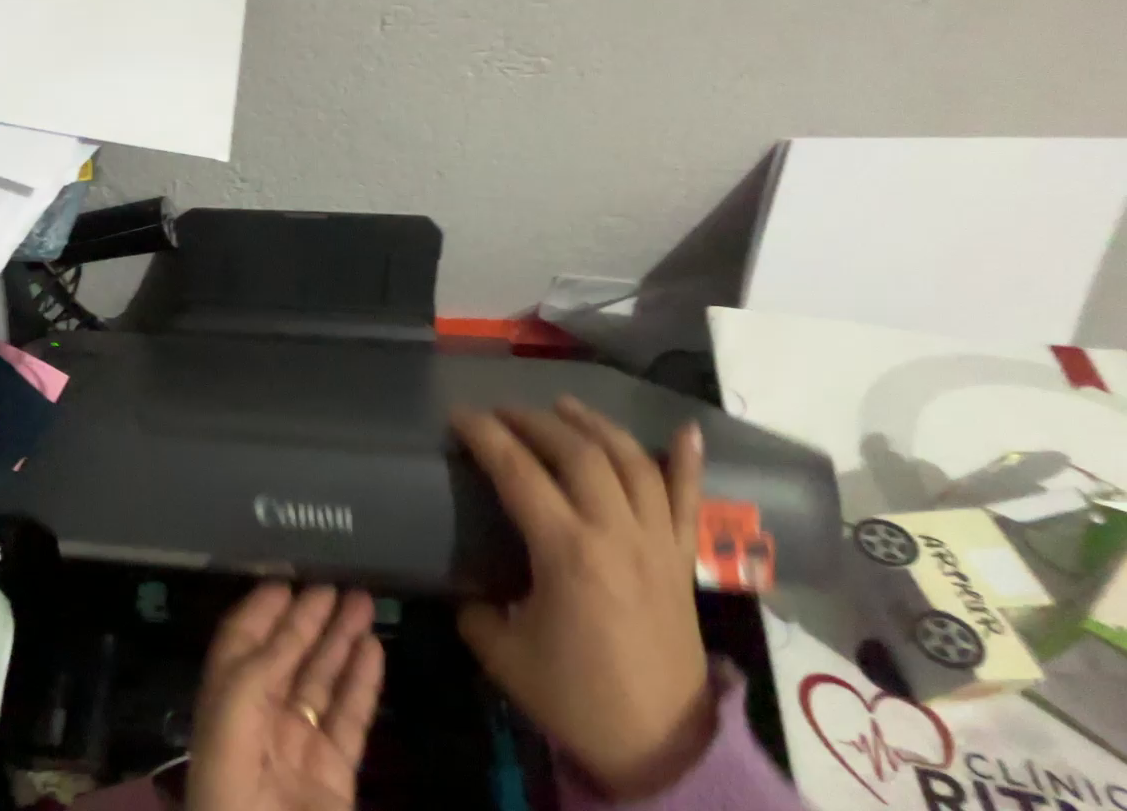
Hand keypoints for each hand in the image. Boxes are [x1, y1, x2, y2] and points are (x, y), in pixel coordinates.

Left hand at [186, 584, 384, 810]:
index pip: (238, 649)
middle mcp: (257, 727)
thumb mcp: (231, 740)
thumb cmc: (237, 807)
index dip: (259, 613)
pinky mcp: (333, 778)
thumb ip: (250, 681)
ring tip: (364, 602)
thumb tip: (279, 630)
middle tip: (337, 585)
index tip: (286, 581)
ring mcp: (298, 753)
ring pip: (320, 684)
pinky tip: (373, 651)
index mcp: (222, 715)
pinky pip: (348, 721)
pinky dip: (361, 685)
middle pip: (283, 660)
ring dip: (340, 642)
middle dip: (308, 620)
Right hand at [453, 398, 712, 800]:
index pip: (518, 473)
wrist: (661, 744)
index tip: (459, 417)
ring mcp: (658, 542)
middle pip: (577, 453)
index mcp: (567, 553)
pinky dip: (688, 461)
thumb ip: (478, 609)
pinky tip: (684, 429)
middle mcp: (616, 533)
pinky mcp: (683, 559)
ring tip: (564, 406)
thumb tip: (469, 586)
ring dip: (595, 426)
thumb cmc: (575, 699)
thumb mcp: (504, 655)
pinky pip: (691, 500)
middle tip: (501, 413)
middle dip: (534, 421)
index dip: (485, 436)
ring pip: (630, 462)